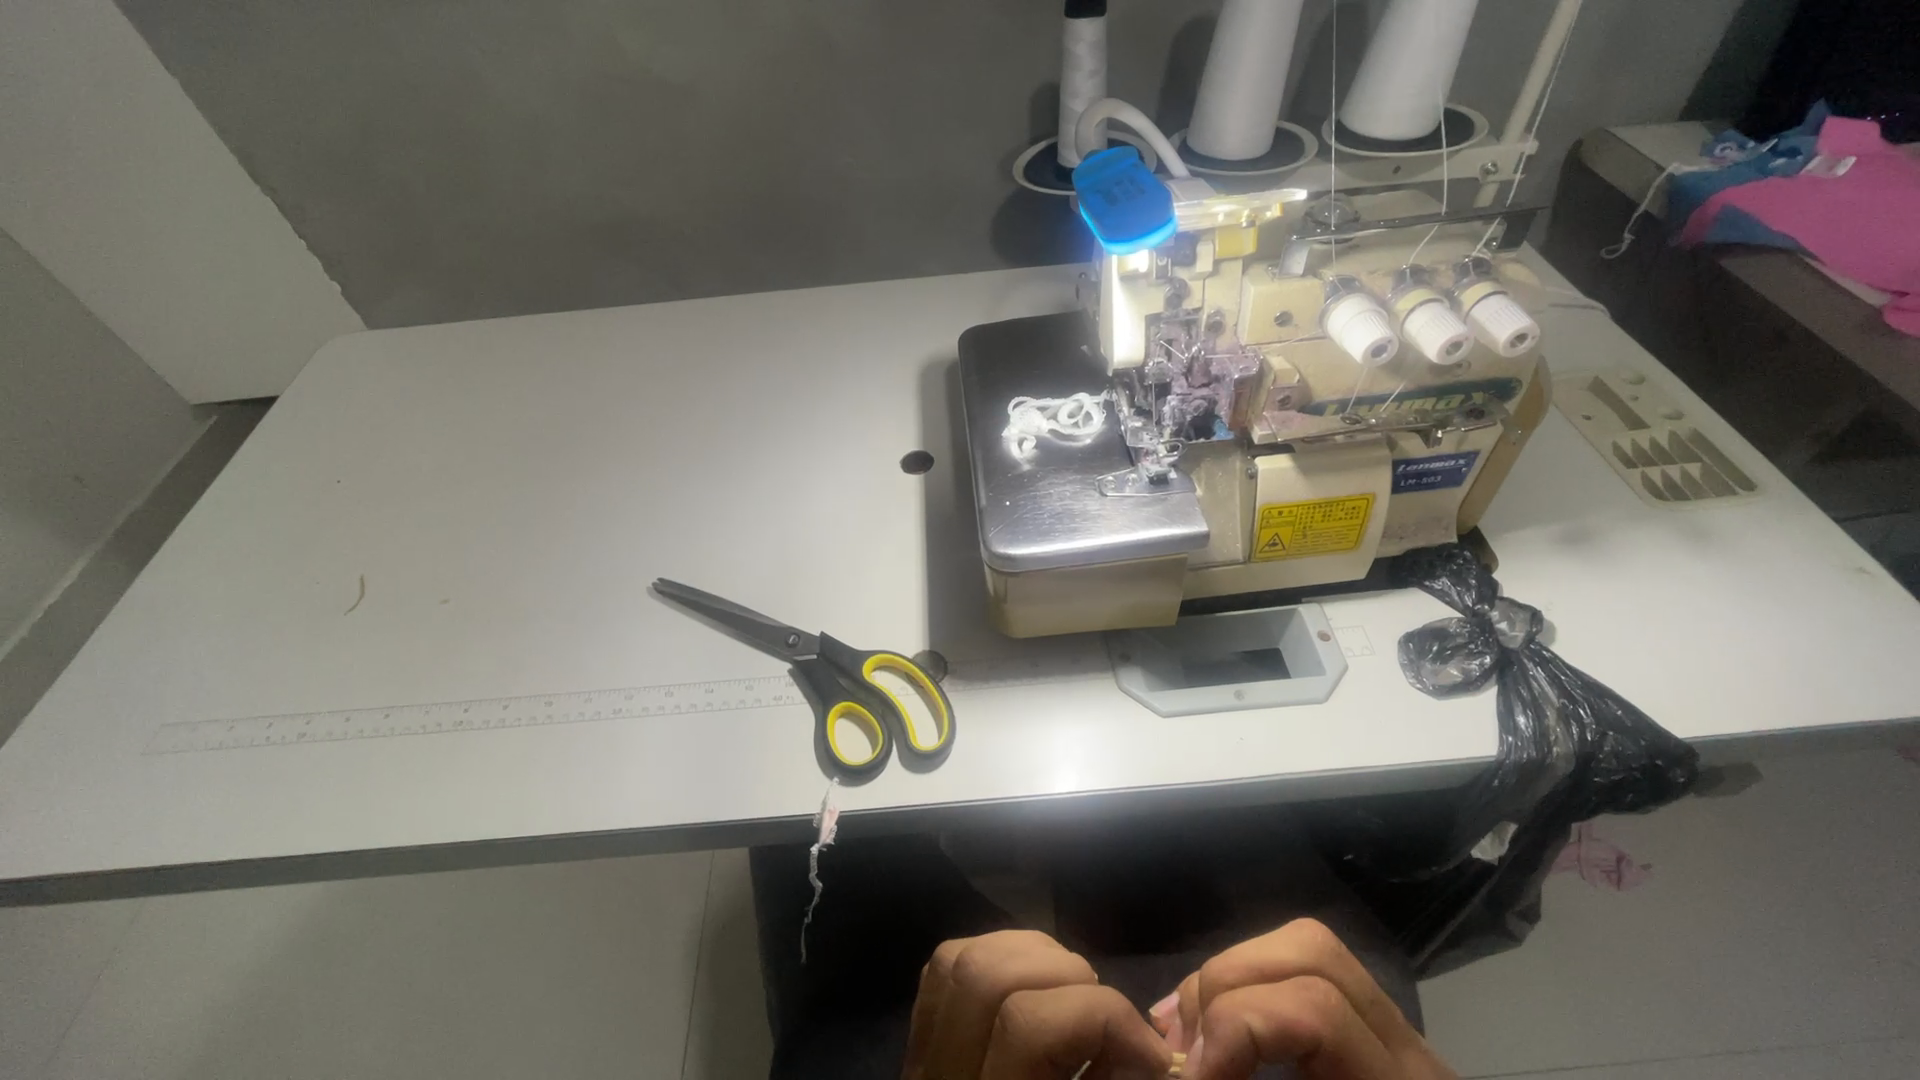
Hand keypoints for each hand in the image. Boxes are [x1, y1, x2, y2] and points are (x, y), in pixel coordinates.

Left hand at [903, 929, 1172, 1079]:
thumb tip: (1153, 1056)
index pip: (1028, 1025)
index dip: (1106, 1018)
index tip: (1153, 1056)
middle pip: (991, 978)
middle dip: (1070, 980)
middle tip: (1112, 1025)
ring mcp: (922, 1058)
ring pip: (967, 961)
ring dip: (1038, 959)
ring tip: (1079, 998)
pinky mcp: (919, 1042)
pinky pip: (949, 966)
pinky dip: (1002, 956)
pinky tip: (1038, 984)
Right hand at [1149, 919, 1454, 1079]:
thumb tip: (1186, 1075)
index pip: (1318, 1012)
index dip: (1237, 1028)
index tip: (1193, 1079)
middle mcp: (1408, 1050)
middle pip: (1309, 954)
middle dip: (1225, 989)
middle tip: (1187, 1058)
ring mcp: (1393, 1031)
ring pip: (1300, 946)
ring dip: (1227, 981)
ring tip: (1191, 1041)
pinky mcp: (1370, 1030)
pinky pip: (1298, 972)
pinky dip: (1241, 988)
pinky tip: (1210, 1031)